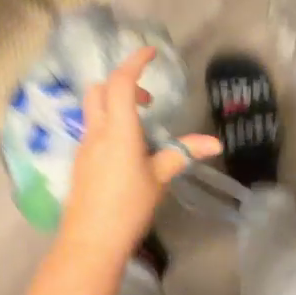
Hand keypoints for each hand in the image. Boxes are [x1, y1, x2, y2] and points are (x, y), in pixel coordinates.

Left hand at [57, 47, 221, 257]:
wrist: (89, 242)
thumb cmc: (128, 208)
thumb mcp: (159, 178)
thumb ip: (182, 153)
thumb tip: (215, 143)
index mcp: (118, 130)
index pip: (120, 82)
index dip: (134, 62)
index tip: (151, 52)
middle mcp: (97, 132)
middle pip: (100, 89)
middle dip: (122, 83)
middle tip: (147, 100)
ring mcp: (84, 147)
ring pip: (93, 109)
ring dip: (115, 103)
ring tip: (141, 126)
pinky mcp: (80, 162)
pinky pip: (92, 129)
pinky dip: (109, 124)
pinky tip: (127, 150)